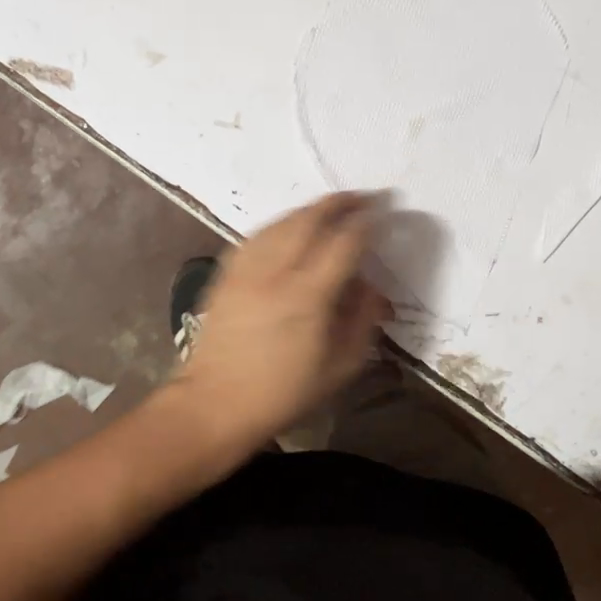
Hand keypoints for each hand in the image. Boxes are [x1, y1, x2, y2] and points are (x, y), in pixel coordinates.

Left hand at [167, 192, 390, 445]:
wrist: (215, 403)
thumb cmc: (283, 393)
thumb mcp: (340, 366)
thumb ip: (363, 319)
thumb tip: (373, 286)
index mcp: (308, 295)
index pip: (345, 242)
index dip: (368, 222)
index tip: (385, 212)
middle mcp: (276, 271)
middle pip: (311, 219)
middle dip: (340, 203)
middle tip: (363, 197)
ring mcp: (246, 268)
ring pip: (282, 221)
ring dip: (310, 209)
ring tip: (331, 208)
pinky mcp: (226, 272)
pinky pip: (257, 234)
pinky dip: (280, 223)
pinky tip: (290, 227)